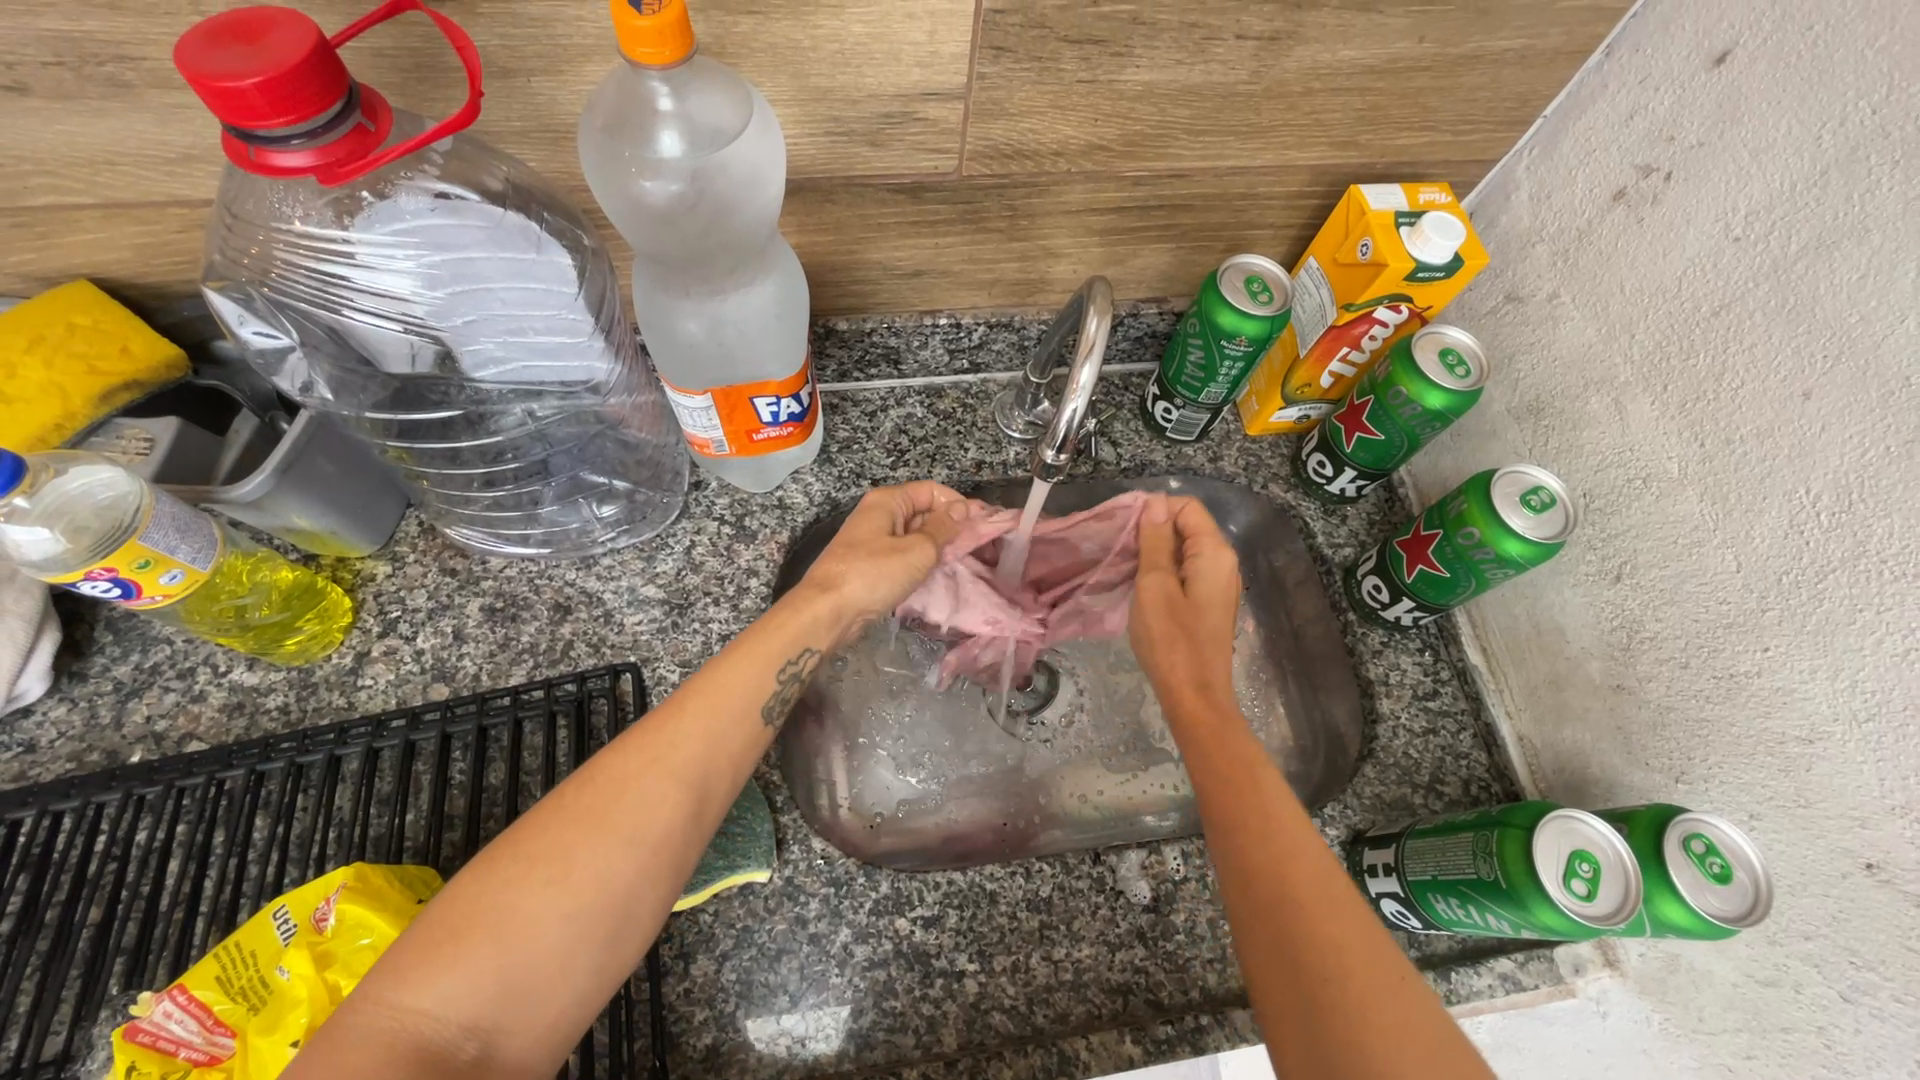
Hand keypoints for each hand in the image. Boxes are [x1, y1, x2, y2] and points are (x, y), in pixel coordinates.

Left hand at [793, 481, 968, 639]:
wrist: (827, 612)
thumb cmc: (873, 575)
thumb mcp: (917, 550)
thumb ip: (942, 528)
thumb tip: (962, 510)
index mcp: (888, 501)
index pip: (932, 491)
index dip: (958, 504)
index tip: (982, 524)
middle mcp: (879, 514)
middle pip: (923, 511)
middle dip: (950, 526)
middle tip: (978, 546)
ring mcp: (873, 540)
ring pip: (915, 535)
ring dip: (937, 546)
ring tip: (962, 561)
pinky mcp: (871, 564)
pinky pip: (904, 554)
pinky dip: (921, 561)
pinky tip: (936, 574)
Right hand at [1131, 494, 1243, 719]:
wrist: (1194, 697)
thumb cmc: (1171, 641)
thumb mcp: (1154, 585)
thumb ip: (1155, 541)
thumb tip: (1155, 503)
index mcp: (1215, 552)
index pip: (1187, 507)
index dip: (1154, 509)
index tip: (1121, 527)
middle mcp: (1223, 563)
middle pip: (1187, 527)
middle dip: (1152, 531)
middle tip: (1117, 548)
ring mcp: (1217, 585)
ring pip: (1184, 552)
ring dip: (1154, 553)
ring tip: (1123, 566)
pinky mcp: (1208, 604)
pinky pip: (1185, 573)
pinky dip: (1162, 573)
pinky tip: (1139, 587)